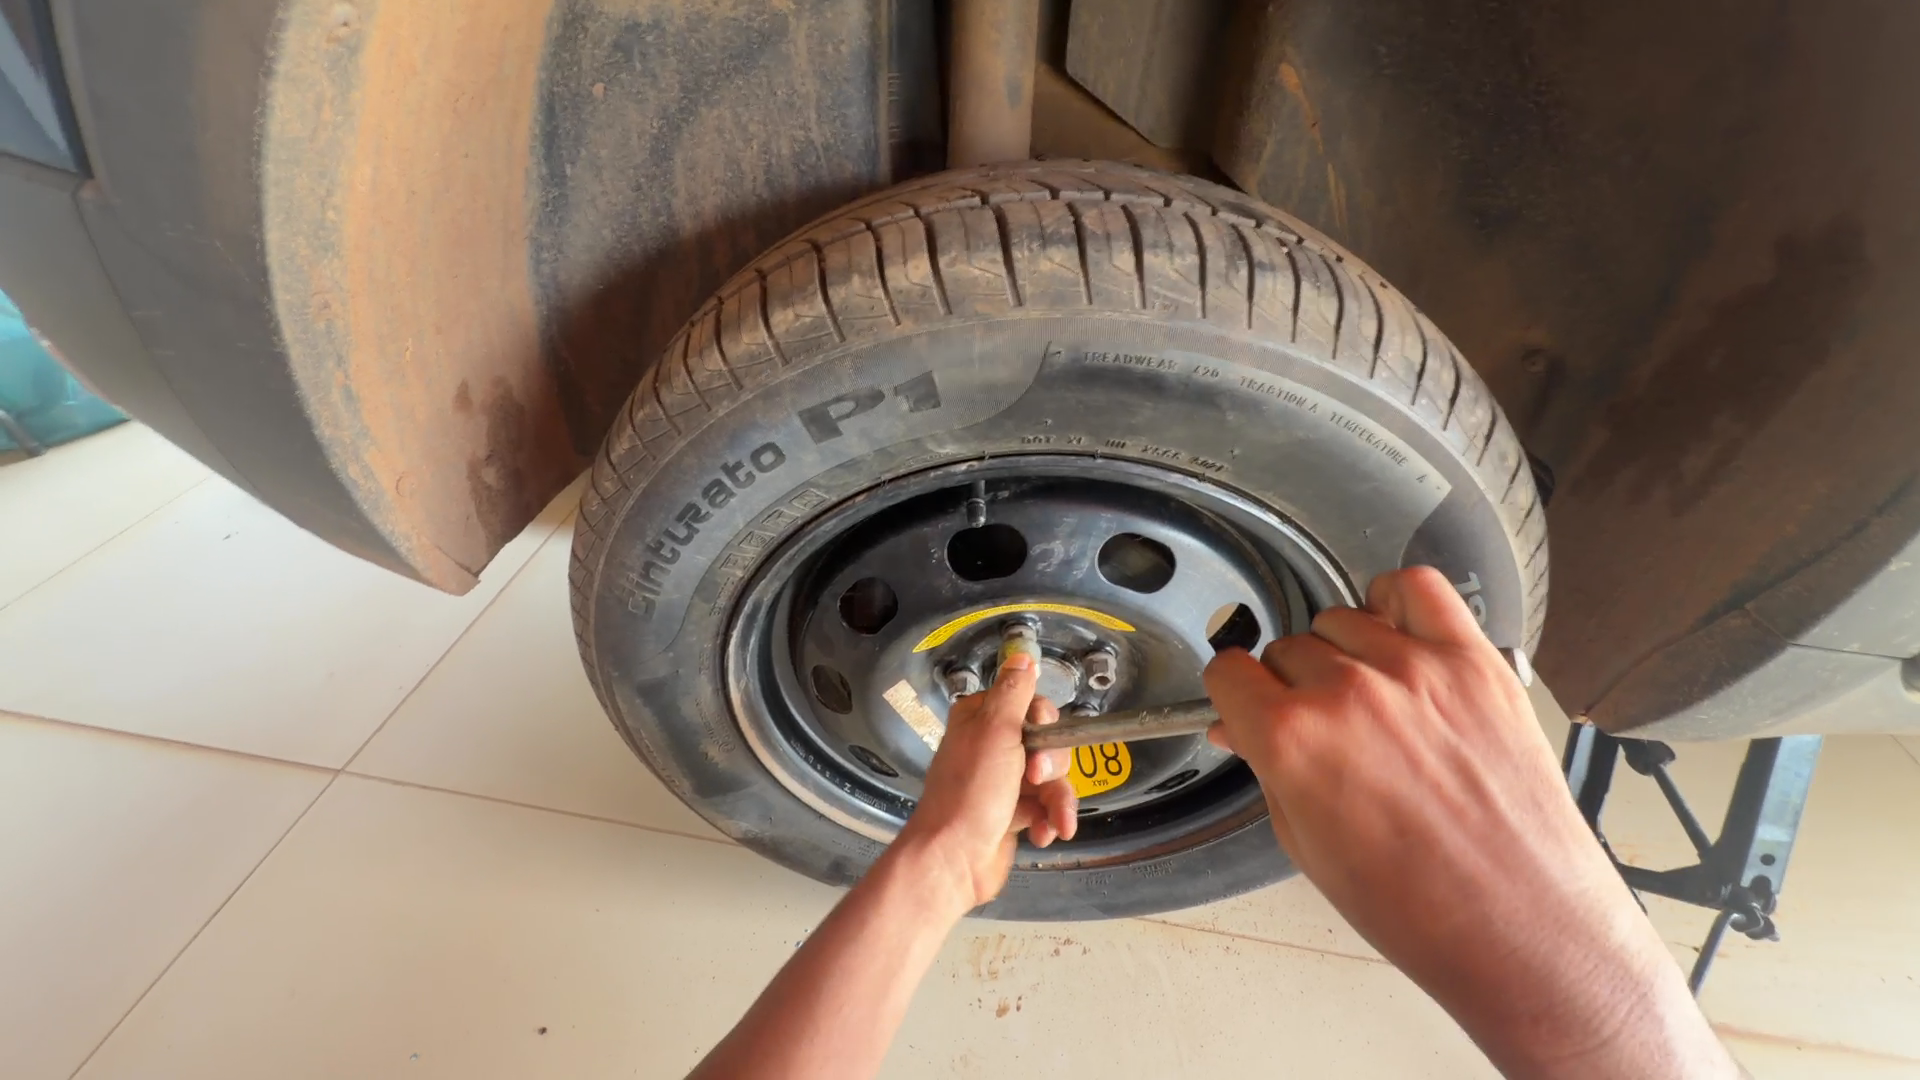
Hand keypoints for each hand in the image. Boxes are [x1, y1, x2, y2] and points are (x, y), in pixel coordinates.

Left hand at [892, 653, 1078, 913]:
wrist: (954, 859)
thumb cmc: (971, 792)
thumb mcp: (996, 730)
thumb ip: (1014, 692)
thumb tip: (1022, 656)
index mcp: (981, 719)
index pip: (1030, 705)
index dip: (1044, 722)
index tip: (1042, 737)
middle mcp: (990, 746)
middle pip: (1047, 742)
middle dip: (1052, 765)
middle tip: (1036, 778)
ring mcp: (1001, 781)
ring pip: (1050, 779)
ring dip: (1057, 800)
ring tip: (1053, 822)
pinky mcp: (1011, 812)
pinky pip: (1044, 808)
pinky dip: (1048, 821)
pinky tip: (1043, 834)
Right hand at [1203, 567, 1737, 1078]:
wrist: (1526, 934)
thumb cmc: (1418, 905)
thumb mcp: (1303, 840)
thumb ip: (1264, 764)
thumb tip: (1237, 726)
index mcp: (1290, 739)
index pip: (1227, 670)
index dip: (1231, 692)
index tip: (1244, 702)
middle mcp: (1345, 694)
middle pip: (1283, 647)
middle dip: (1287, 684)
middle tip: (1315, 723)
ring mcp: (1413, 671)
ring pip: (1337, 619)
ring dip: (1338, 653)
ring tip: (1363, 696)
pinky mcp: (1473, 665)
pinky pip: (1416, 587)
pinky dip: (1393, 599)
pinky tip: (1393, 635)